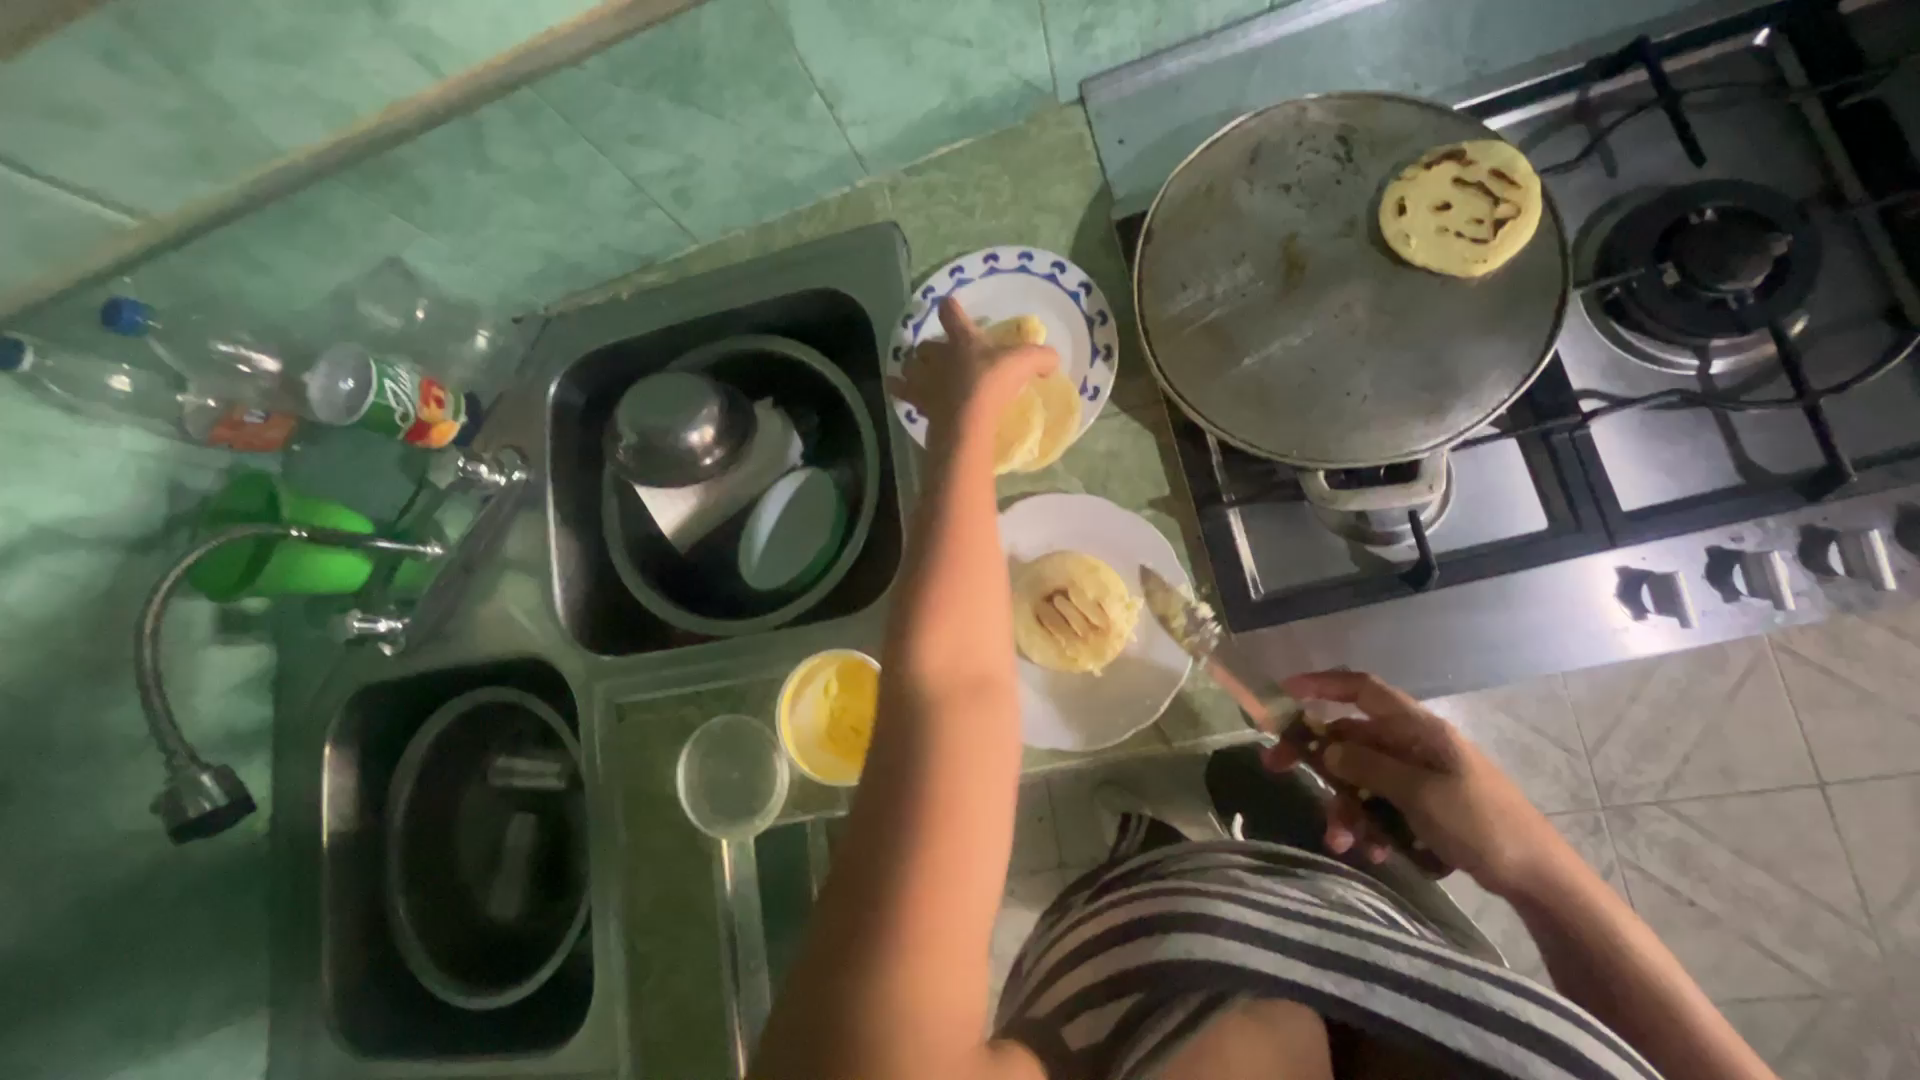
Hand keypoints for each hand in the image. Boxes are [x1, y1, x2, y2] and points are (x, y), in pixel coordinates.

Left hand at [886, 297, 1056, 436]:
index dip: (951, 308)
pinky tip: (898, 389)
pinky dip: (899, 389)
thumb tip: (1052, 360)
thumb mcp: (1026, 363)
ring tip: (918, 371)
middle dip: (930, 347)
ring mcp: (925, 379)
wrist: (968, 418)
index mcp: (963, 340)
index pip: (951, 314)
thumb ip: (1041, 357)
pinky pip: (901, 391)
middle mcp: (939, 355)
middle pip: (925, 344)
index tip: (949, 305)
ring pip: (909, 364)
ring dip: (912, 365)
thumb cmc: (994, 383)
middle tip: (939, 354)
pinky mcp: (918, 402)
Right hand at [1263, 670, 1567, 897]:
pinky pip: (1381, 806)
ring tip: (1341, 842)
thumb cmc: (1483, 825)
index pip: (1363, 690)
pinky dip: (1370, 826)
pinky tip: (1375, 852)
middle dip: (1317, 759)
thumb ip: (1370, 766)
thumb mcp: (1421, 794)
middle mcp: (1414, 746)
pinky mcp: (1424, 807)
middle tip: (1275, 768)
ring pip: (1360, 779)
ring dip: (1345, 807)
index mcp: (1419, 730)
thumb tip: (1327, 747)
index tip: (1285, 692)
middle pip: (1351, 740)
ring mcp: (1419, 777)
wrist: (1539, 878)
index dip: (1322, 684)